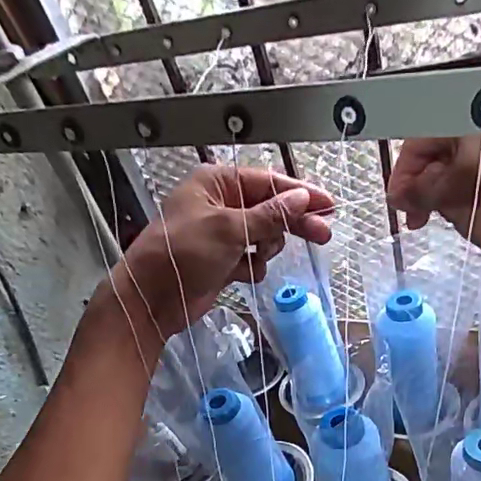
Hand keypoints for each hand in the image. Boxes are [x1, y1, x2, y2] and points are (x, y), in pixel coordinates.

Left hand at [99, 165, 334, 343]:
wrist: (151, 298)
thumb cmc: (183, 253)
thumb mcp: (229, 229)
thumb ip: (269, 215)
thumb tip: (302, 198)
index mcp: (216, 184)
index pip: (267, 183)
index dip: (300, 194)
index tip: (328, 205)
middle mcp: (220, 205)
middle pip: (270, 209)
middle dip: (292, 223)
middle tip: (322, 235)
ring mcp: (220, 235)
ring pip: (263, 236)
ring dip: (266, 248)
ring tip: (258, 257)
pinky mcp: (221, 262)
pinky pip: (251, 259)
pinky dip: (252, 266)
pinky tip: (244, 273)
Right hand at [387, 133, 480, 259]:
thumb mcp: (451, 199)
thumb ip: (418, 192)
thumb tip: (401, 195)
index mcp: (470, 119)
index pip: (418, 140)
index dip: (402, 176)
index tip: (398, 203)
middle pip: (442, 147)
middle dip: (425, 184)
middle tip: (418, 216)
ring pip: (465, 158)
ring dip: (448, 187)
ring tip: (446, 216)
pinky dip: (473, 185)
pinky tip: (472, 209)